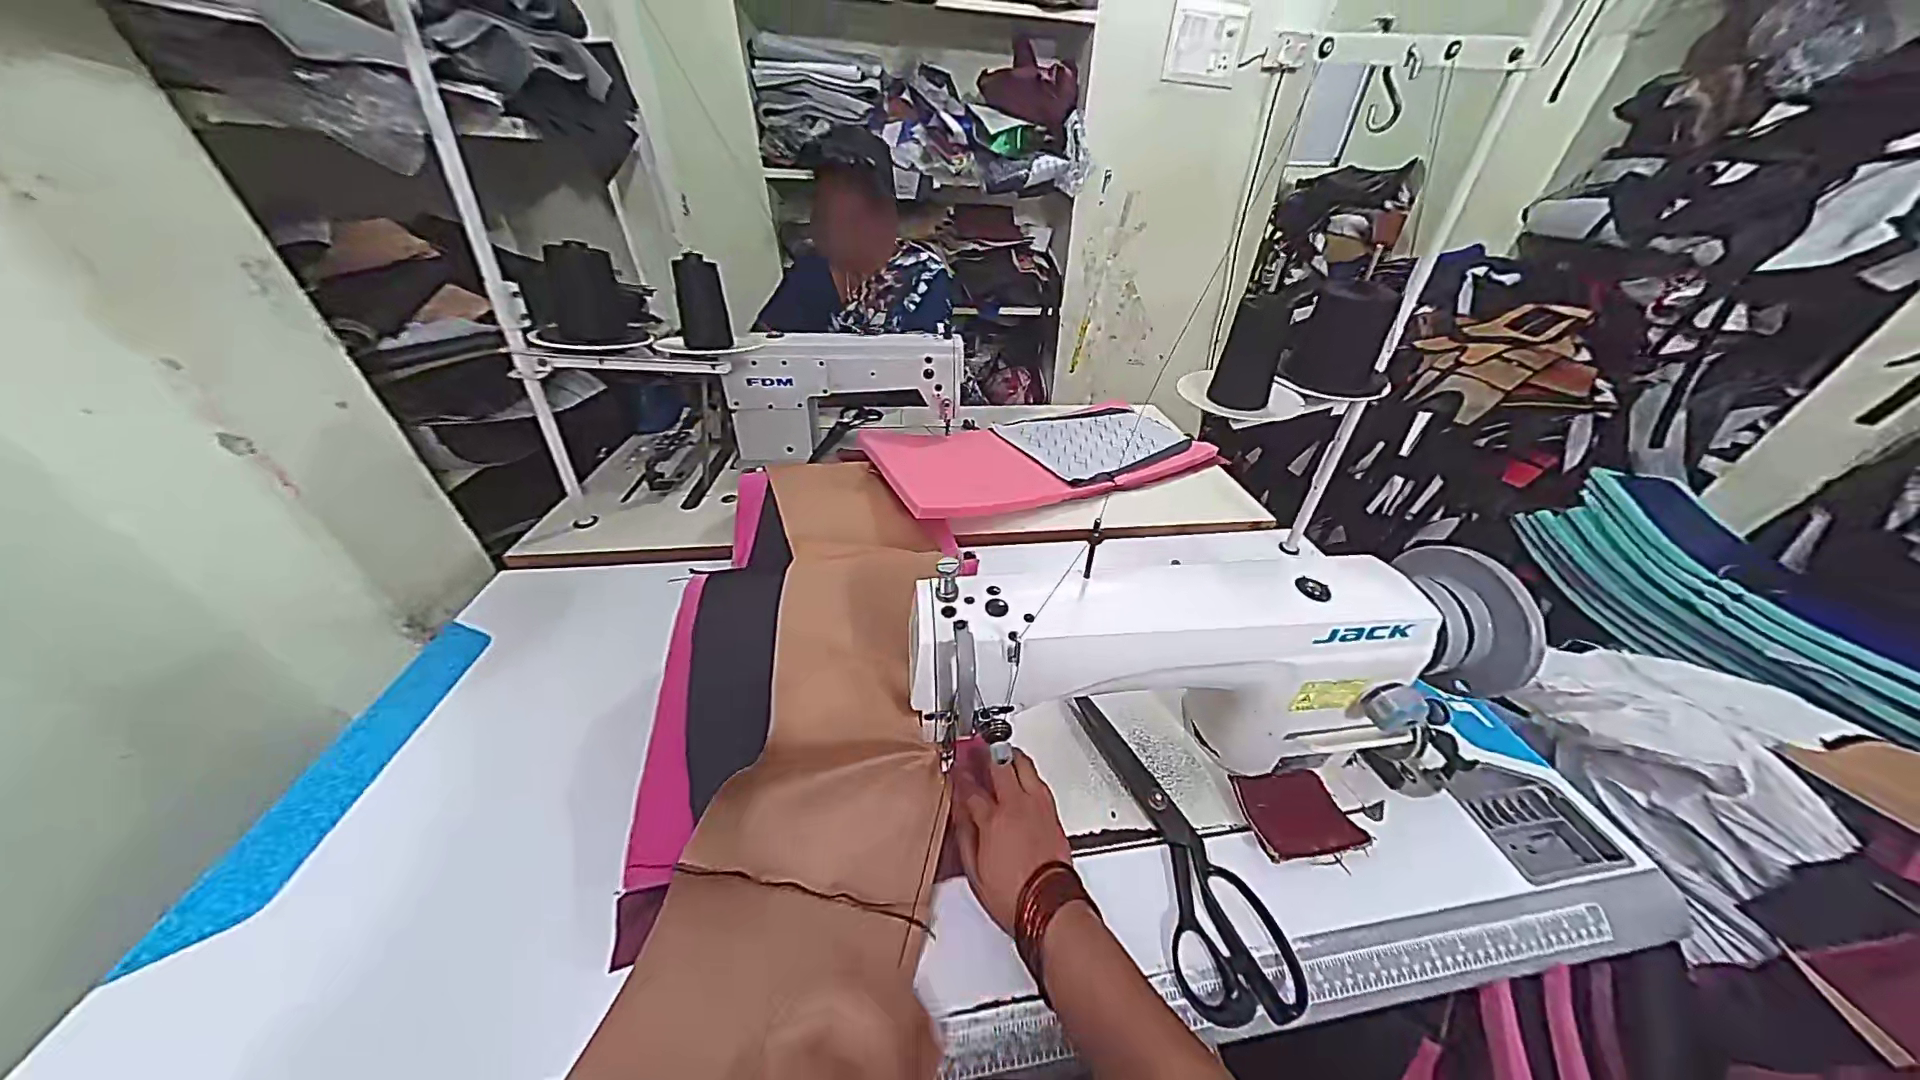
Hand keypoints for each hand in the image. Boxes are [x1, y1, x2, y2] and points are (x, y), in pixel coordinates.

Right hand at [949, 740, 1071, 934]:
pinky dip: (1026, 771)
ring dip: (1009, 755)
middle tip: (977, 747)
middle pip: (999, 763)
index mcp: (993, 819)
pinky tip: (1022, 774)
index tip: (956, 768)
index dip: (961, 775)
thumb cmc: (1014, 895)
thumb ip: (965, 835)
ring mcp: (1037, 806)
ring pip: (1023, 764)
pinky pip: (1038, 780)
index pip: (971, 788)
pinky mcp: (1052, 811)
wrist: (1049, 906)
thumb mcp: (974, 871)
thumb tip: (960, 815)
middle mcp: (1017, 806)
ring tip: (1000, 752)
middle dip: (985, 752)